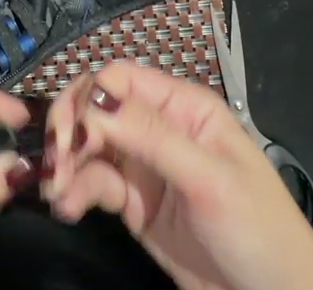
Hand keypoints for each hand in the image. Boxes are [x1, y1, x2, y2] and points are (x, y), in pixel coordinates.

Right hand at [41, 63, 312, 289]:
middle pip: (97, 109)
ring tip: (57, 194)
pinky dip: (75, 192)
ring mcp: (145, 168)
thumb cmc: (259, 232)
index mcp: (184, 109)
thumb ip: (151, 136)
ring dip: (67, 165)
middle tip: (54, 162)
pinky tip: (66, 207)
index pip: (121, 79)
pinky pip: (95, 185)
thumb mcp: (209, 179)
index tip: (72, 135)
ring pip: (89, 148)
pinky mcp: (134, 205)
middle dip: (70, 130)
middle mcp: (160, 129)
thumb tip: (93, 100)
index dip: (90, 98)